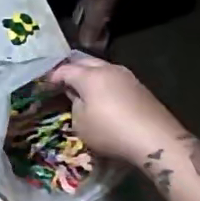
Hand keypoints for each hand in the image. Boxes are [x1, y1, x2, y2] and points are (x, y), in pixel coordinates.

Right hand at [46, 55, 186, 165]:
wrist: (155, 138)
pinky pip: (114, 78)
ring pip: (102, 68)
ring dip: (89, 74)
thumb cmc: (110, 131)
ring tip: (80, 86)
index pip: (65, 70)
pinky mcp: (139, 87)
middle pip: (85, 62)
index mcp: (90, 76)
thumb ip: (74, 105)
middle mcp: (108, 69)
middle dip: (71, 68)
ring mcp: (127, 76)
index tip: (44, 84)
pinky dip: (103, 82)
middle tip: (61, 80)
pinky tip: (101, 94)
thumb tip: (77, 96)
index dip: (52, 76)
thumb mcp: (81, 123)